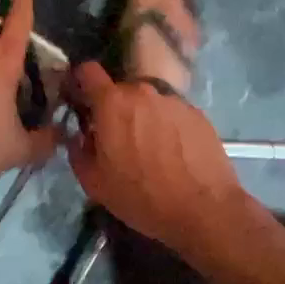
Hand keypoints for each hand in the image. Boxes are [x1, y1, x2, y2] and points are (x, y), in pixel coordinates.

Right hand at [66, 61, 243, 251]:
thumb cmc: (143, 197)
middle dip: (117, 110)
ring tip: (154, 151)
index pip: (88, 71)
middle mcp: (141, 92)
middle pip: (121, 91)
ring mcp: (172, 101)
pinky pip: (173, 114)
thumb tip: (78, 136)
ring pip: (148, 103)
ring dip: (145, 119)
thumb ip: (77, 151)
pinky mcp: (197, 114)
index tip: (83, 102)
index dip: (82, 83)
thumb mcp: (95, 184)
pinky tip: (177, 155)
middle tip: (121, 140)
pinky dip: (169, 128)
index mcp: (112, 103)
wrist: (206, 212)